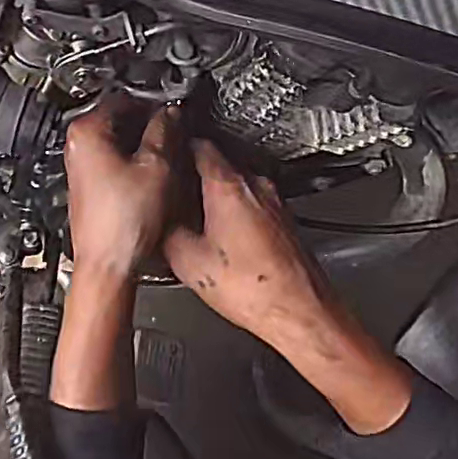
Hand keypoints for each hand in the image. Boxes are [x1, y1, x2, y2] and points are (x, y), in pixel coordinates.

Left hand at [63, 93, 180, 284]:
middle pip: (116, 118)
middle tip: (170, 128)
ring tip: (164, 150)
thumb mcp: (156, 167)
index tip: (169, 107)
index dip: (150, 101)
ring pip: (115, 140)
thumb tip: (169, 114)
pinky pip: (112, 160)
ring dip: (139, 141)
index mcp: (85, 133)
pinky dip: (131, 159)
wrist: (107, 264)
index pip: (121, 98)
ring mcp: (80, 168)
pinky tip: (150, 172)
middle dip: (145, 121)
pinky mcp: (88, 186)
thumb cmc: (122, 223)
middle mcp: (76, 147)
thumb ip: (164, 132)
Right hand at [165, 140, 411, 433]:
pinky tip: (226, 239)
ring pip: (237, 185)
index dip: (180, 145)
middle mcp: (255, 187)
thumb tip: (158, 224)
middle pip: (219, 163)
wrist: (300, 313)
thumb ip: (167, 232)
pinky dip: (236, 211)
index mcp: (228, 186)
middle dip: (195, 173)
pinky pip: (253, 204)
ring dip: (217, 195)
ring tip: (197, 217)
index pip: (201, 145)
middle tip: (175, 187)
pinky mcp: (284, 221)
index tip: (169, 149)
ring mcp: (274, 203)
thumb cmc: (255, 289)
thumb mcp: (188, 261)